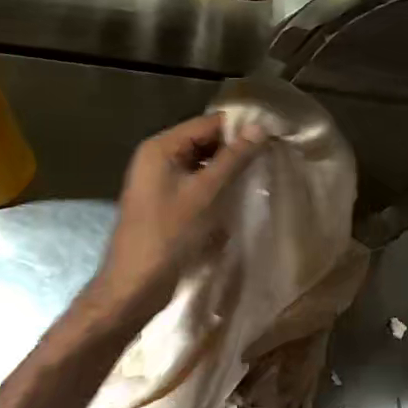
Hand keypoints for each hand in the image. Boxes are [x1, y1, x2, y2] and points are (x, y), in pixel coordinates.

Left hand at [90, 112, 266, 317]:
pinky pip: (194, 186)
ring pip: (200, 166)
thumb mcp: (204, 194)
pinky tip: (237, 198)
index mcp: (160, 148)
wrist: (134, 284)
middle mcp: (156, 158)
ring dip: (226, 172)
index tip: (273, 136)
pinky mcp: (164, 204)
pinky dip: (214, 189)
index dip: (239, 128)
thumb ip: (232, 160)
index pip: (207, 123)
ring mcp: (159, 182)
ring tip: (260, 177)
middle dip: (234, 151)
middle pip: (203, 142)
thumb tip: (259, 127)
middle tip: (270, 158)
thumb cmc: (168, 235)